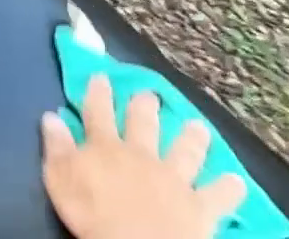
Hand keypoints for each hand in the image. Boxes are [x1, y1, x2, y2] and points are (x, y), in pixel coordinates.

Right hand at [41, 75, 247, 238]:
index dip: (99, 93)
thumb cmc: (92, 213)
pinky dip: (228, 189)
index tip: (102, 76)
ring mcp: (174, 179)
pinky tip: (237, 181)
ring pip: (185, 152)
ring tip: (198, 125)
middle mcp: (140, 155)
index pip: (98, 112)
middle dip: (145, 108)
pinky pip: (218, 196)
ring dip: (191, 138)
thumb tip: (51, 116)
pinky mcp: (200, 207)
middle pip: (143, 125)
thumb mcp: (59, 178)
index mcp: (105, 147)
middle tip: (149, 93)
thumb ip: (56, 146)